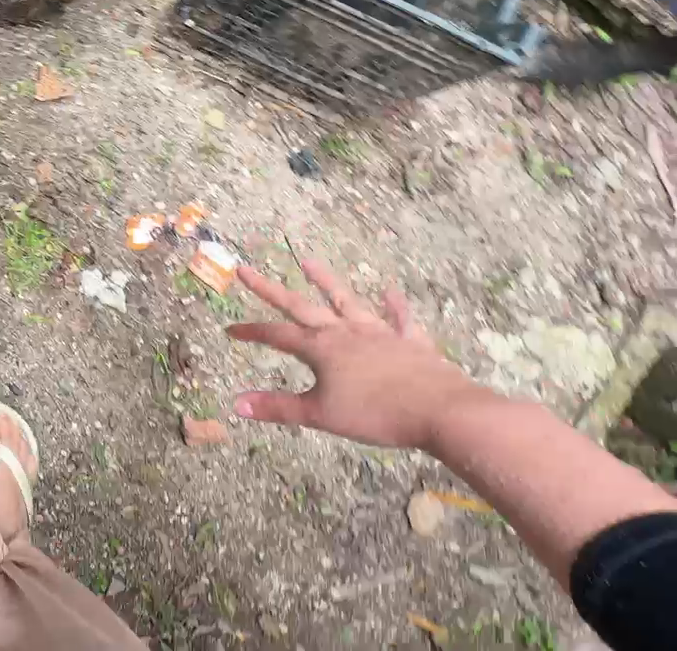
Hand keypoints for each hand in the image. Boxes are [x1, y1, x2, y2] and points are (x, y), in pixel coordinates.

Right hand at [226, 258, 492, 450]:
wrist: (446, 414)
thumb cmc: (378, 414)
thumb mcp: (321, 414)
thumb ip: (278, 408)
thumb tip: (236, 405)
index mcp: (320, 348)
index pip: (275, 335)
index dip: (250, 332)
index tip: (229, 330)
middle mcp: (344, 333)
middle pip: (300, 306)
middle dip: (269, 288)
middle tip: (246, 269)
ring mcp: (379, 334)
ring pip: (346, 301)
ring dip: (326, 282)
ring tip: (309, 262)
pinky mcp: (412, 343)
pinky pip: (401, 320)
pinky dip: (395, 306)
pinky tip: (390, 291)